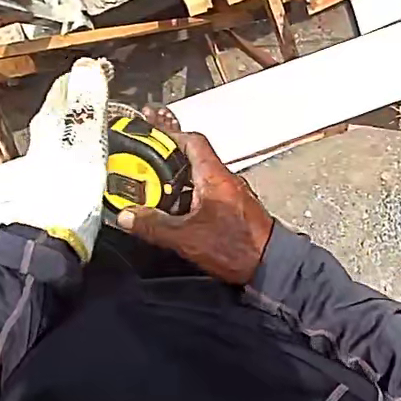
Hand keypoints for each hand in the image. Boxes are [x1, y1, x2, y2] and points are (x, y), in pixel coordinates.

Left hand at [6, 58, 111, 261]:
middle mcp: (45, 139)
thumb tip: (86, 67)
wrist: (50, 240)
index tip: (105, 73)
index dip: (86, 76)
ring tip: (116, 125)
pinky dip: (91, 149)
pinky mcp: (58, 182)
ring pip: (71, 131)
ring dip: (92, 124)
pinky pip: (76, 155)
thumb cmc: (63, 194)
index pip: (65, 86)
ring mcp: (50, 161)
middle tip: (115, 98)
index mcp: (49, 123)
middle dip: (90, 100)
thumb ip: (86, 104)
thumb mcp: (82, 141)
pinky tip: (105, 158)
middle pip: (67, 109)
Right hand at [114, 110, 273, 285]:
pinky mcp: (231, 209)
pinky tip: (173, 209)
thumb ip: (154, 225)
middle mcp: (224, 180)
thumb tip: (128, 217)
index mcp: (214, 177)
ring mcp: (229, 194)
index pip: (191, 141)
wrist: (272, 267)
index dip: (169, 134)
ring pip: (197, 176)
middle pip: (191, 157)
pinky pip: (204, 192)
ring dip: (175, 177)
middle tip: (144, 159)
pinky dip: (186, 194)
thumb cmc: (240, 248)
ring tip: (152, 185)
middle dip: (166, 156)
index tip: (150, 133)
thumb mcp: (187, 237)